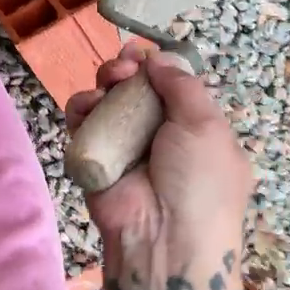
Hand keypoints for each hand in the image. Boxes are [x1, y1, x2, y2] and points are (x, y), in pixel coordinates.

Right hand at [67, 45, 252, 276]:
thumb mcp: (207, 128)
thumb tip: (158, 57)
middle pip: (134, 89)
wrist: (163, 236)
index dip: (155, 67)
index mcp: (194, 130)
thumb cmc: (199, 182)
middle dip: (125, 70)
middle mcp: (158, 134)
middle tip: (122, 67)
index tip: (142, 53)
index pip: (170, 88)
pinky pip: (82, 121)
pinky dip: (82, 108)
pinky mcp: (93, 153)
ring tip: (106, 85)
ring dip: (103, 85)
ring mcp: (123, 144)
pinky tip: (88, 107)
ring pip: (105, 100)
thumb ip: (183, 86)